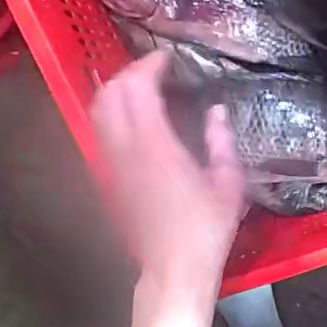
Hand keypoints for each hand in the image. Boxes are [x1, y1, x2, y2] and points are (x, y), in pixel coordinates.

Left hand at [94, 52, 244, 296]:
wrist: (173, 268)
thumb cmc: (206, 228)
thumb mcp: (228, 184)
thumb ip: (221, 143)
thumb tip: (217, 112)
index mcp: (157, 146)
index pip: (138, 89)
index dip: (149, 66)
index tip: (168, 59)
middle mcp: (126, 149)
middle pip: (110, 94)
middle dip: (129, 73)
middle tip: (156, 70)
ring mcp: (114, 164)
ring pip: (99, 111)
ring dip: (116, 91)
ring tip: (143, 88)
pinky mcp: (112, 178)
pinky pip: (102, 131)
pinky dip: (113, 113)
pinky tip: (136, 119)